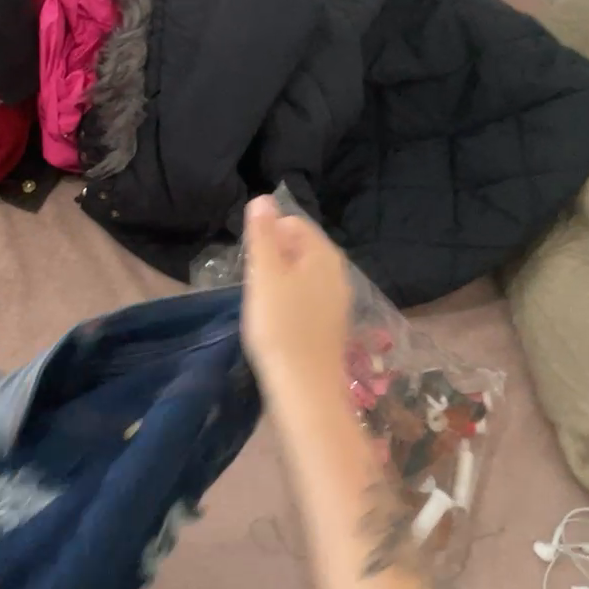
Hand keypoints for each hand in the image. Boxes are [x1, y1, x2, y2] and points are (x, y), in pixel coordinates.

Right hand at [239, 195, 351, 395]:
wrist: (306, 390)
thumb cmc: (280, 326)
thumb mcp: (264, 273)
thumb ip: (263, 234)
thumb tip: (263, 198)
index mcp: (324, 255)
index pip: (293, 223)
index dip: (268, 235)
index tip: (251, 259)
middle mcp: (337, 273)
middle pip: (298, 248)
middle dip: (273, 256)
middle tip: (253, 280)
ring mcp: (337, 301)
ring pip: (301, 274)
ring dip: (279, 280)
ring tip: (260, 301)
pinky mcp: (331, 325)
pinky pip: (306, 298)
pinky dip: (288, 301)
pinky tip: (275, 321)